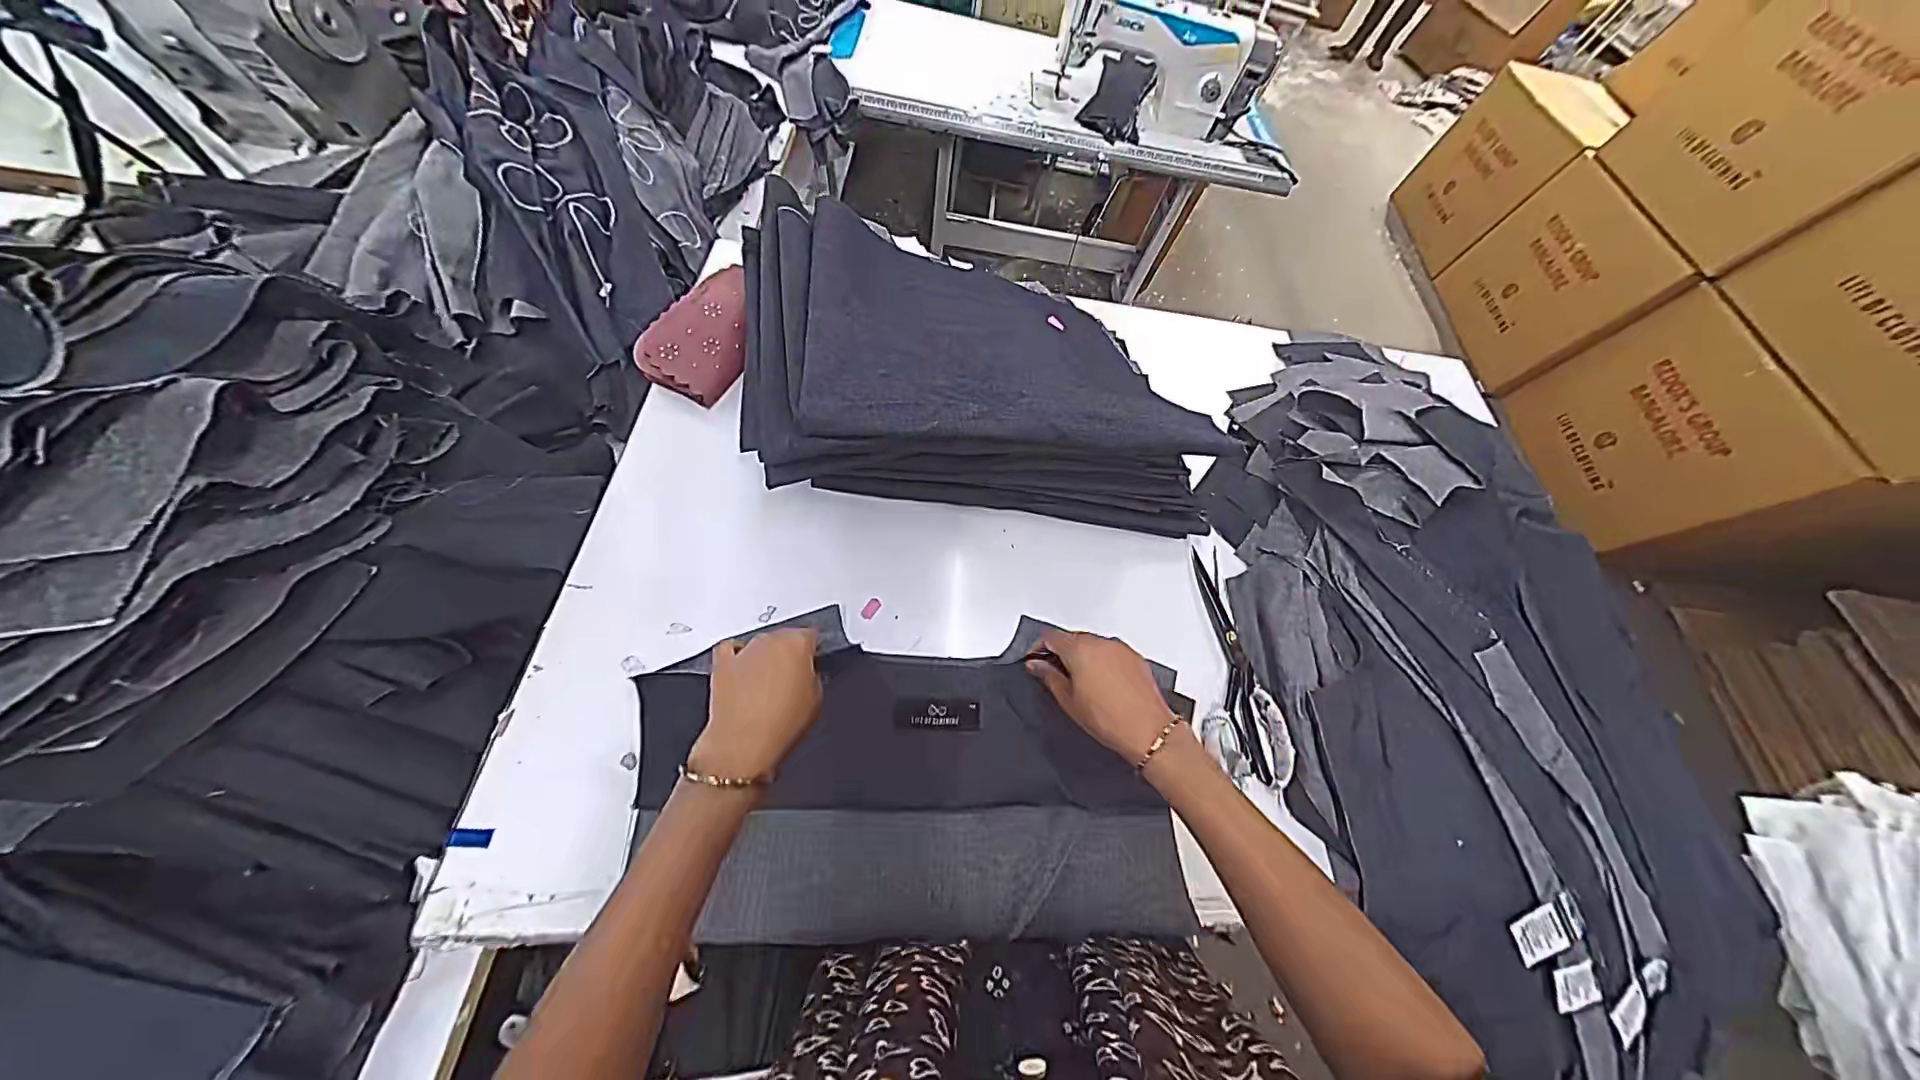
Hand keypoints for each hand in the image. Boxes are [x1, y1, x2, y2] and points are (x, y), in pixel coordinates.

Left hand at [688, 629, 822, 780]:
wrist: (743, 744)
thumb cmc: (779, 724)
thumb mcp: (817, 699)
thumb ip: (815, 676)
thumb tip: (809, 674)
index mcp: (797, 643)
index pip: (810, 636)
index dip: (813, 651)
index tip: (812, 663)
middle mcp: (770, 640)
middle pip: (784, 638)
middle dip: (788, 655)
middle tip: (791, 681)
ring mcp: (745, 650)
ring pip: (760, 645)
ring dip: (764, 659)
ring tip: (766, 687)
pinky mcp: (723, 662)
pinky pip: (732, 650)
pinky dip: (738, 658)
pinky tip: (744, 674)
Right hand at [1026, 630, 1177, 764]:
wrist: (1148, 730)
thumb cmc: (1110, 719)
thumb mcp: (1068, 700)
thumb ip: (1049, 676)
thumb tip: (1038, 665)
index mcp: (1079, 649)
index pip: (1050, 637)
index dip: (1038, 648)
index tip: (1035, 660)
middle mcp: (1100, 642)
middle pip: (1072, 638)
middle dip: (1060, 652)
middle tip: (1053, 673)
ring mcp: (1119, 648)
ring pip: (1092, 644)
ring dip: (1082, 656)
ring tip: (1080, 682)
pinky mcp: (1134, 657)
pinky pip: (1110, 652)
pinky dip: (1102, 661)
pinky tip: (1102, 683)